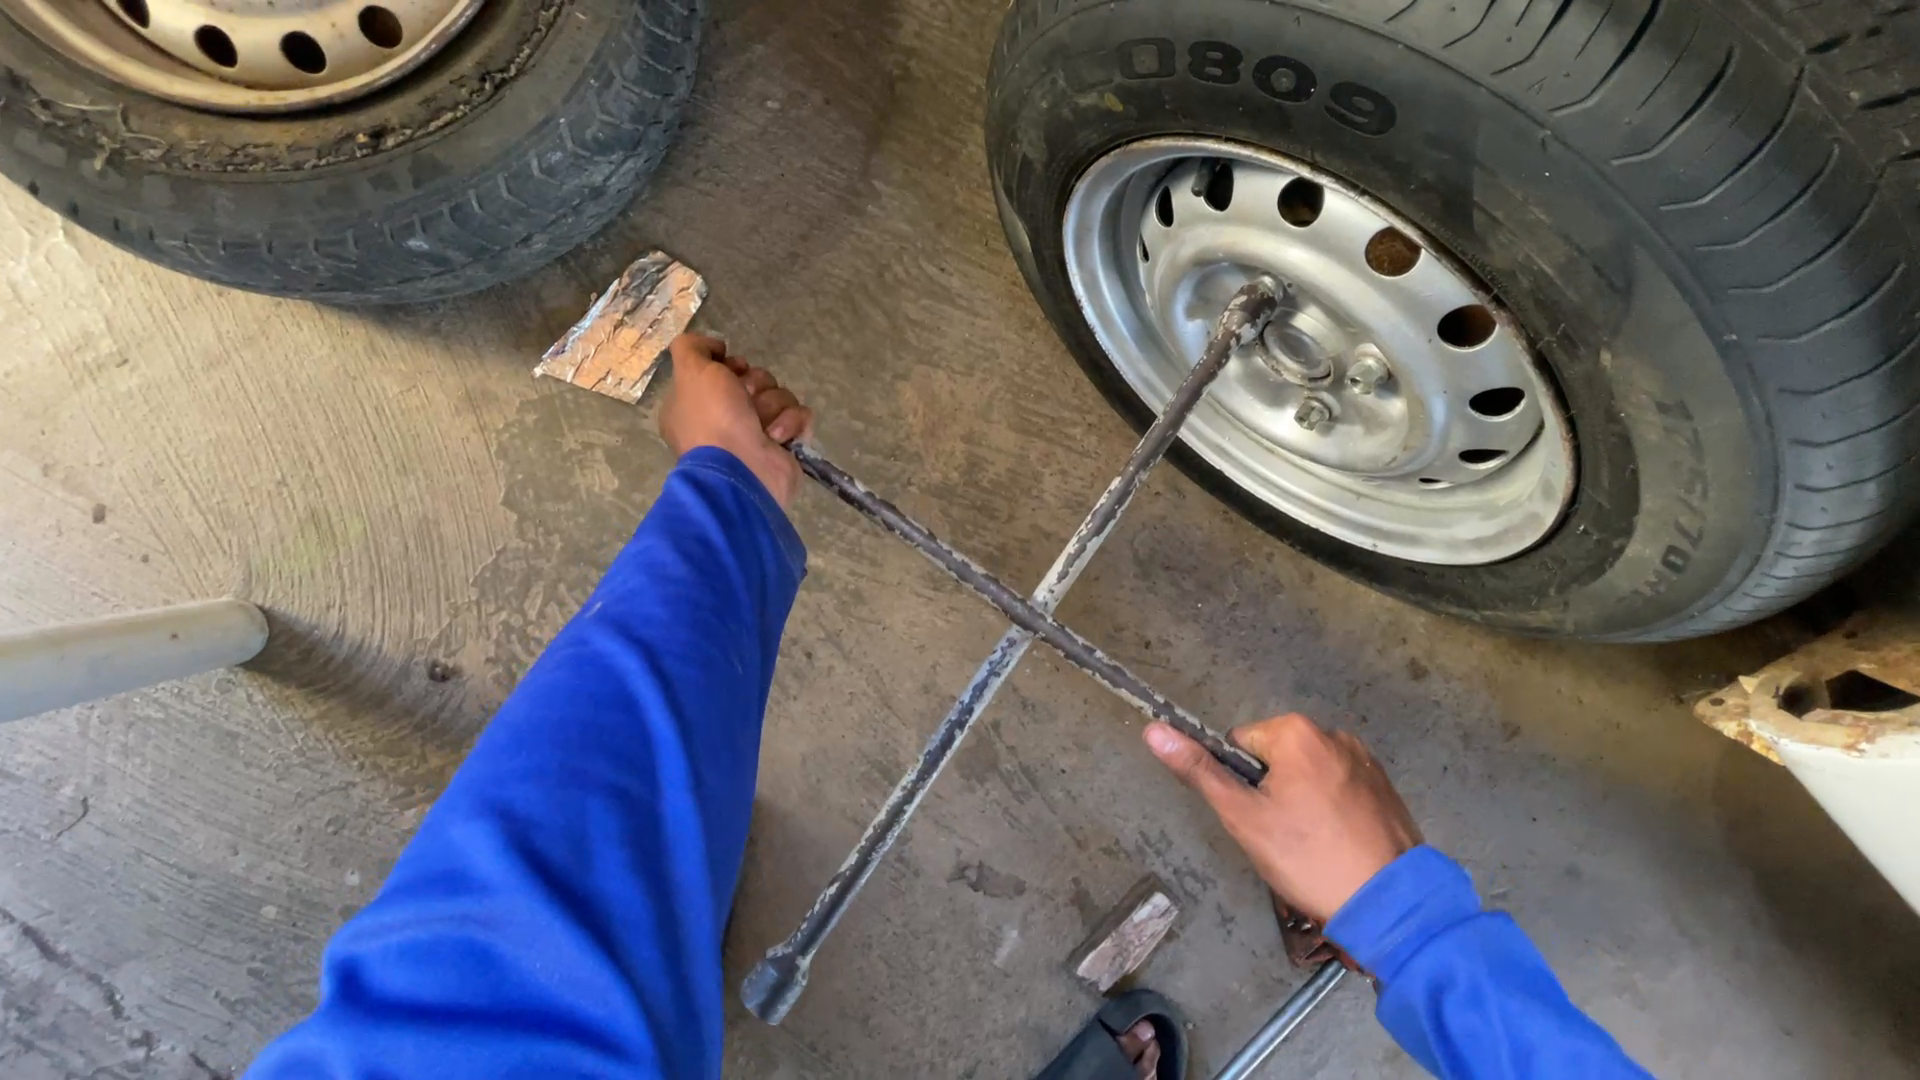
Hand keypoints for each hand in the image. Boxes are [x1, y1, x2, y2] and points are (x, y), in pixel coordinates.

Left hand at [658, 333, 812, 506]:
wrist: (743, 470)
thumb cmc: (713, 420)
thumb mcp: (691, 371)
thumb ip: (692, 346)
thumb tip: (716, 347)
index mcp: (698, 404)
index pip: (722, 370)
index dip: (729, 366)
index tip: (728, 371)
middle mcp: (725, 419)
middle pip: (755, 380)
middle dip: (755, 385)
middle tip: (746, 401)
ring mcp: (757, 435)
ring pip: (779, 396)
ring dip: (773, 406)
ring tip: (762, 427)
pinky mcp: (786, 446)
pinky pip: (800, 416)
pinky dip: (791, 423)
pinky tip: (777, 438)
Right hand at [1143, 714, 1420, 922]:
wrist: (1391, 907)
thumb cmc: (1307, 857)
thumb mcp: (1243, 816)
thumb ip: (1198, 770)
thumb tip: (1153, 730)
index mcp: (1296, 732)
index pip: (1239, 744)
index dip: (1239, 783)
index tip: (1255, 818)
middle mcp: (1333, 733)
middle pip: (1275, 757)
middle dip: (1270, 790)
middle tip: (1280, 836)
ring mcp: (1365, 760)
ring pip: (1307, 774)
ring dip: (1301, 799)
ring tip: (1311, 844)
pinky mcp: (1386, 787)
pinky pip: (1339, 787)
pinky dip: (1330, 809)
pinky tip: (1337, 843)